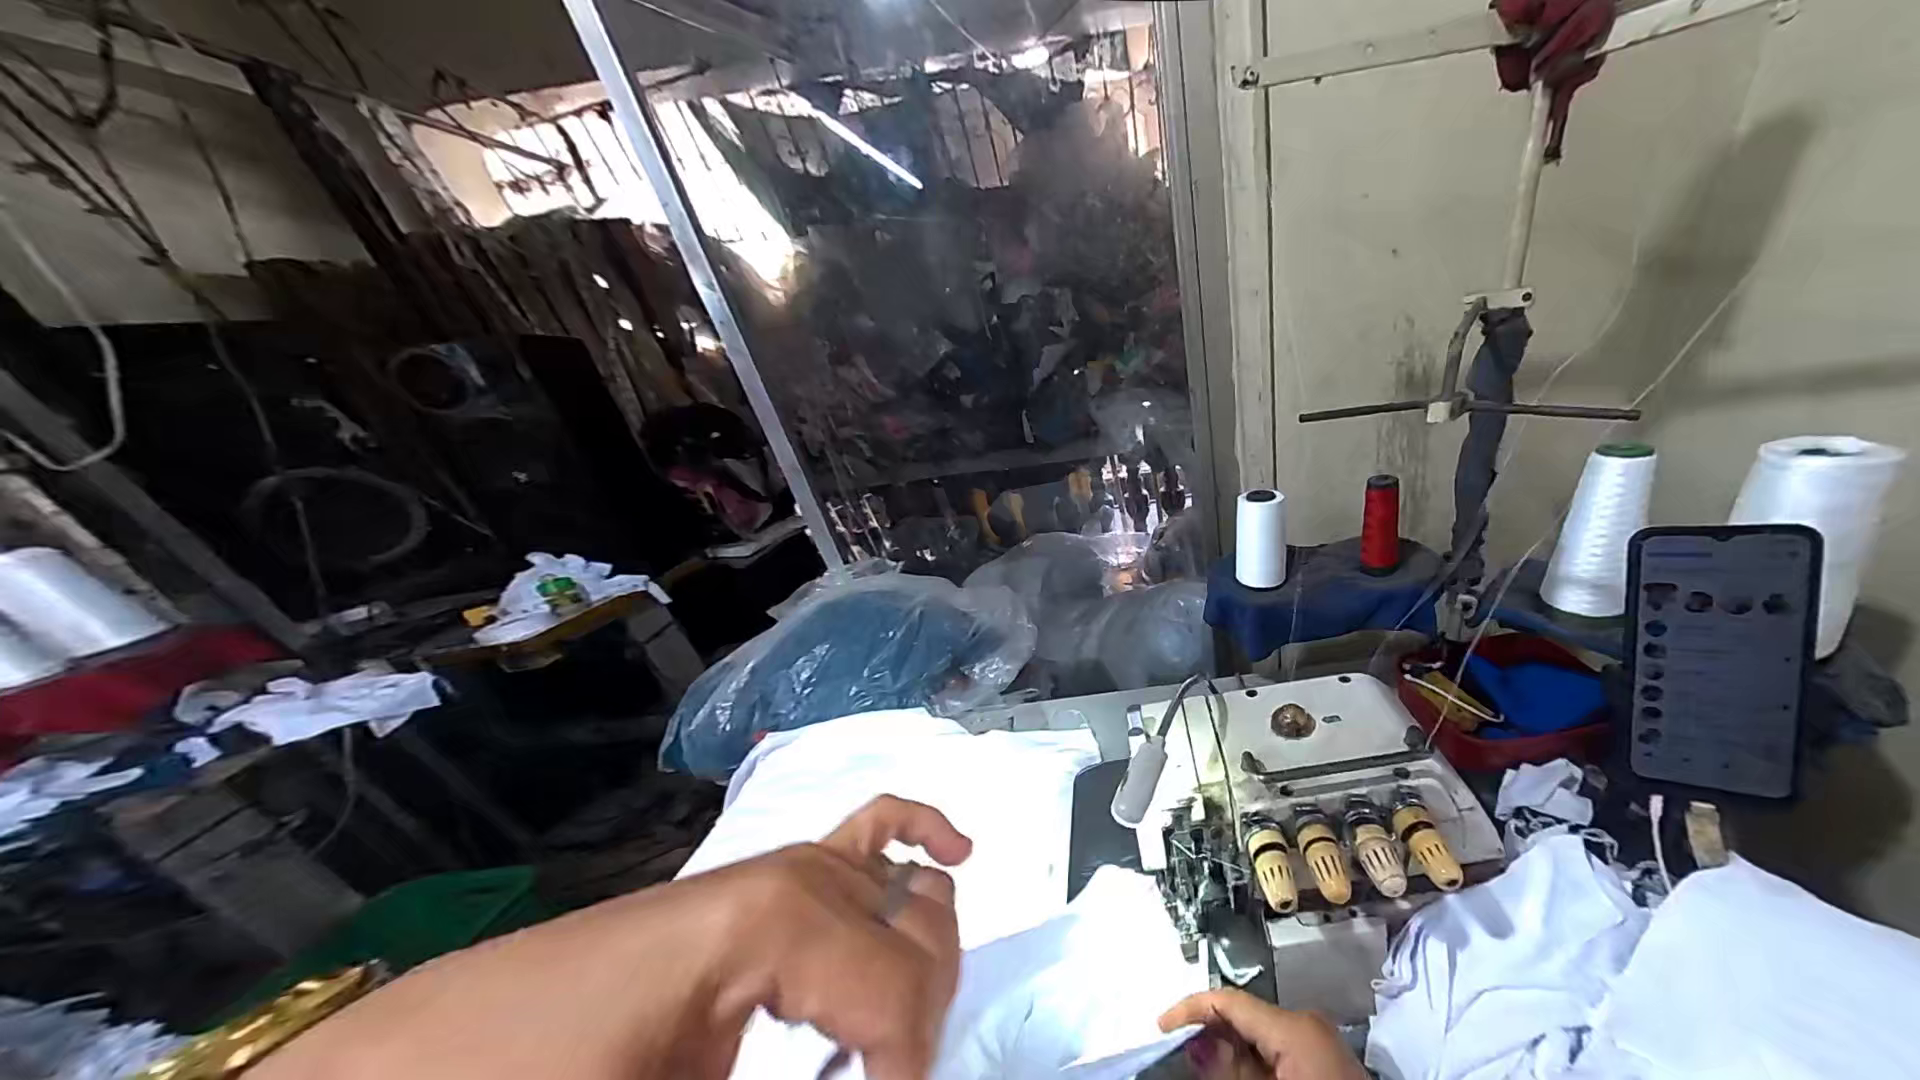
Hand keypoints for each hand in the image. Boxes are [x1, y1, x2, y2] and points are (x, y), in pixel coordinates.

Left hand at [254, 795, 972, 1079]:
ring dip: (919, 967)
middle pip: (916, 941)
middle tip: (865, 1072)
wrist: (439, 1062)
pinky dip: (919, 834)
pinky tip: (952, 852)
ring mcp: (787, 864)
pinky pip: (872, 827)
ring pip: (907, 893)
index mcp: (776, 923)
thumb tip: (877, 1075)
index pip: (900, 996)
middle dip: (915, 1028)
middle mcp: (799, 873)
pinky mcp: (772, 875)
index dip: (902, 1075)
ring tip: (885, 1040)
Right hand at [1158, 989, 1365, 1079]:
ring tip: (1203, 1064)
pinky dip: (1253, 1058)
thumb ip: (1229, 1070)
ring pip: (1258, 1031)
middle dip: (1209, 1031)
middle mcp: (1306, 1022)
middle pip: (1242, 1013)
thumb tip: (1195, 1047)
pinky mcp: (1327, 1061)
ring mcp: (1319, 1041)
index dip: (1190, 1009)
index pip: (1228, 1000)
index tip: (1162, 1027)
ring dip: (1230, 1047)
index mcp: (1293, 1026)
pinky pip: (1277, 1048)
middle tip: (1179, 1051)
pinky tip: (1236, 1072)